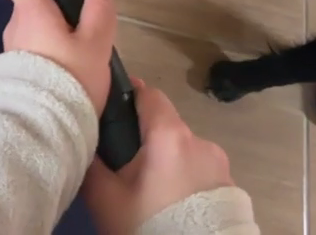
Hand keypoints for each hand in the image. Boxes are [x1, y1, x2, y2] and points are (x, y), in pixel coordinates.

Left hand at [0, 0, 115, 110]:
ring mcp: (7, 53)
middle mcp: (13, 26)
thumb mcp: (96, 44)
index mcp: (30, 9)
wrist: (41, 127)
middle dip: (48, 18)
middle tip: (77, 35)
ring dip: (45, 44)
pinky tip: (61, 84)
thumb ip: (98, 13)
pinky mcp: (8, 78)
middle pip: (28, 10)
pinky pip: (26, 62)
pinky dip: (40, 66)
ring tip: (73, 64)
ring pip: (28, 38)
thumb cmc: (70, 75)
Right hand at [82, 78, 233, 233]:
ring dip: (168, 162)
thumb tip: (81, 139)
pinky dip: (187, 181)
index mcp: (170, 136)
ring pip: (184, 151)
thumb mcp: (106, 199)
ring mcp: (222, 168)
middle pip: (166, 125)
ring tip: (151, 191)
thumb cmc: (150, 226)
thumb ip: (91, 162)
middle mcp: (201, 143)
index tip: (112, 109)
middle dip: (146, 138)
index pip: (148, 94)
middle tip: (126, 164)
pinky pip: (202, 173)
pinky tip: (174, 205)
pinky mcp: (233, 191)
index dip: (129, 96)